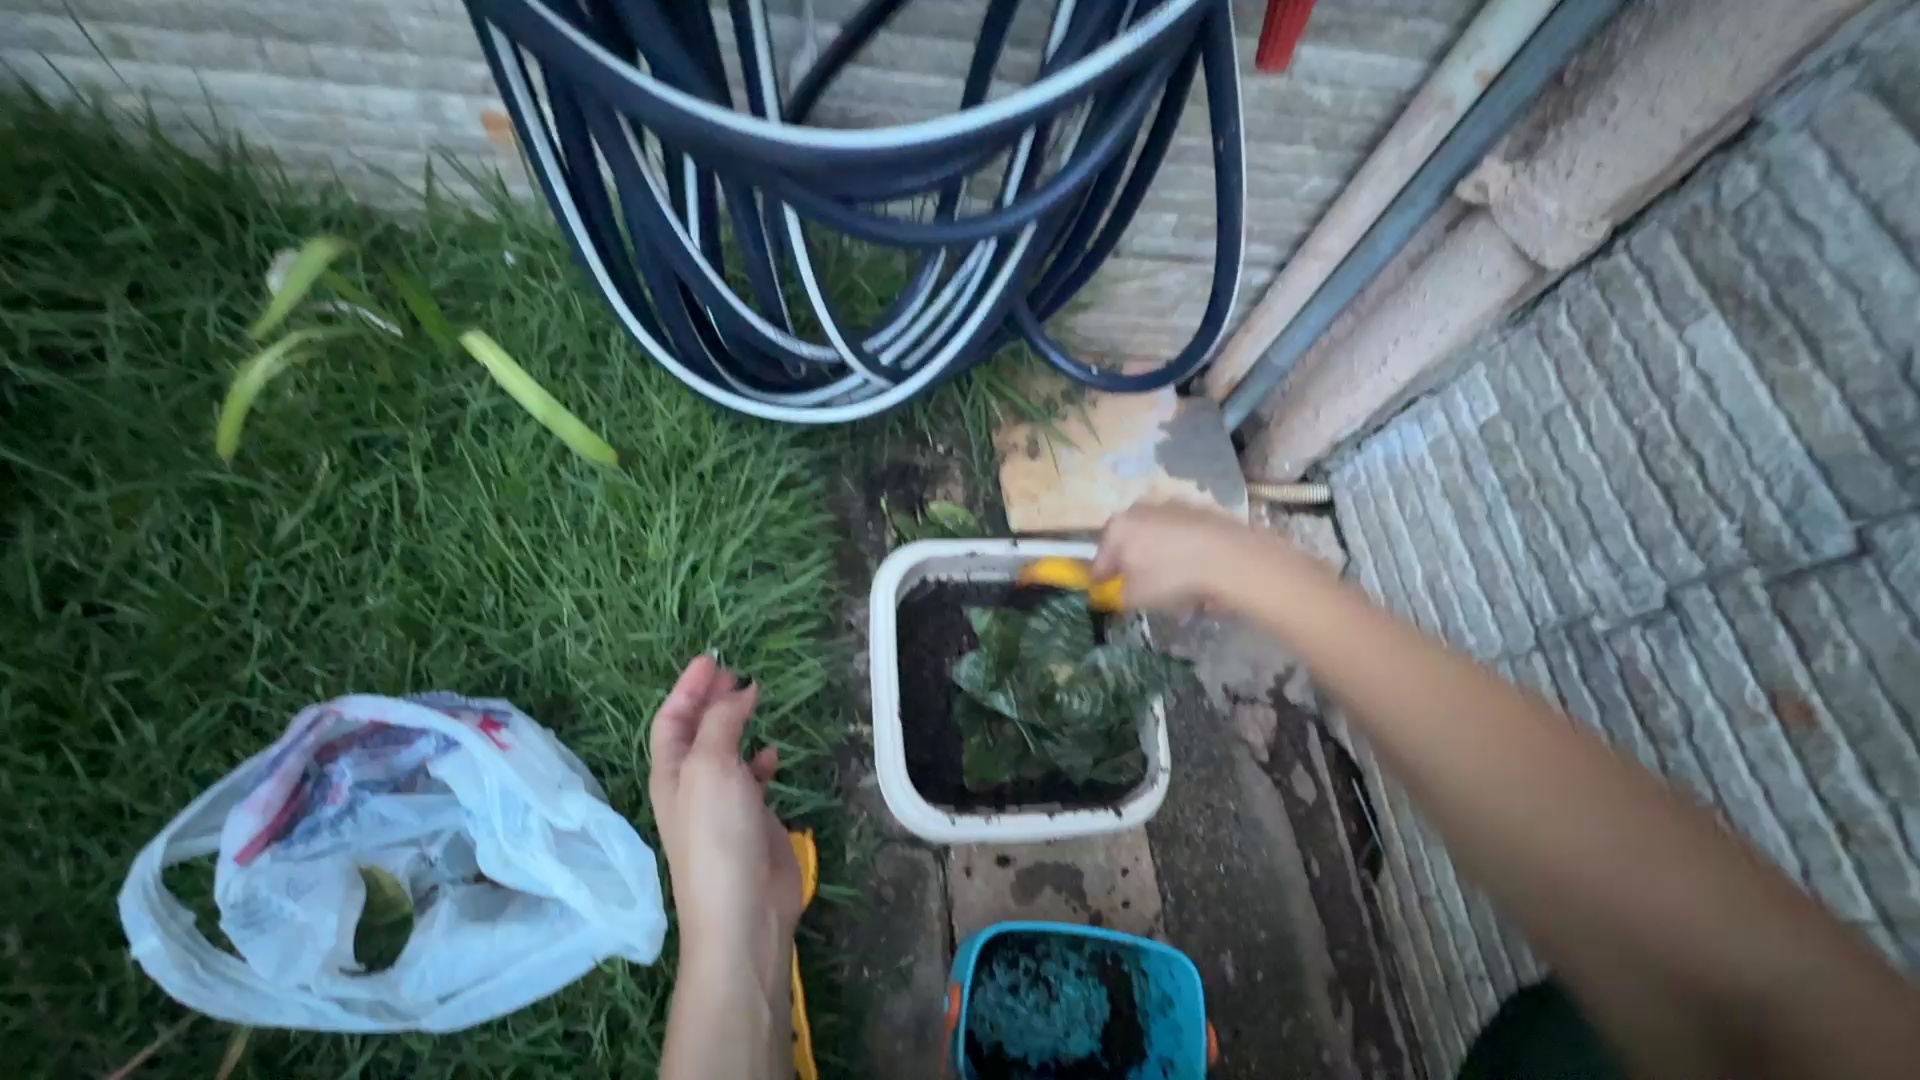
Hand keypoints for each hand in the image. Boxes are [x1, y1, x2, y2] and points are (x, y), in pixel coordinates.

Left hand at [648, 655, 800, 998]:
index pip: (672, 719)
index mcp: (671, 772)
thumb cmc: (717, 834)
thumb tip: (737, 691)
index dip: (687, 688)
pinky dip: (760, 760)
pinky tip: (772, 754)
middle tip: (734, 671)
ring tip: (756, 699)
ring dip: (736, 723)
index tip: (711, 659)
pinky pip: (752, 778)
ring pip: (725, 751)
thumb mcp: (710, 768)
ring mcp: (722, 804)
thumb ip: (721, 723)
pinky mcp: (752, 820)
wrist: (743, 910)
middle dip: (711, 699)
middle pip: (697, 731)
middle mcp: (692, 784)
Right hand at [1092, 501, 1273, 612]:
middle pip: (1129, 540)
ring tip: (1172, 580)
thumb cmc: (1171, 576)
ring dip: (1159, 553)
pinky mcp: (1201, 509)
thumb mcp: (1137, 597)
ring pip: (1157, 535)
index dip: (1101, 578)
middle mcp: (1140, 509)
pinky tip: (1195, 570)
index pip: (1100, 558)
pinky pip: (1183, 534)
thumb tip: (1121, 592)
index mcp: (1118, 527)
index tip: (1103, 592)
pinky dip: (1184, 548)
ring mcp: (1172, 505)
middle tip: (1139, 585)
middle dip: (1132, 561)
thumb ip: (1120, 595)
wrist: (1229, 556)